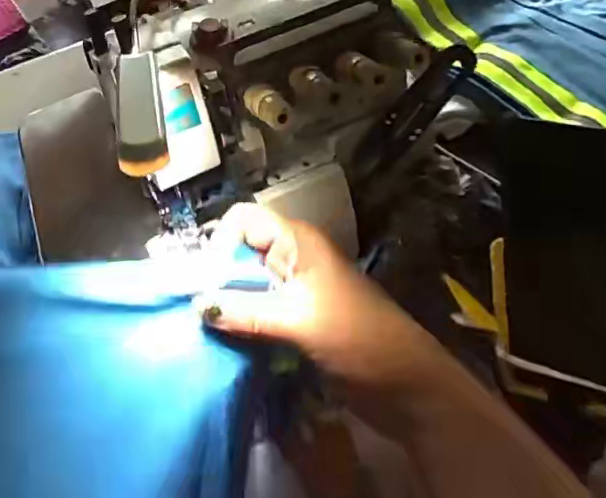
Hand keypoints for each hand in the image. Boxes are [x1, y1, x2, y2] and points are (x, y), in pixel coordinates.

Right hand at [198, 203, 471, 432]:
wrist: (408, 386)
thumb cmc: (358, 339)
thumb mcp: (298, 321)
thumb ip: (246, 310)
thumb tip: (197, 303)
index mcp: (296, 241)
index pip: (243, 219)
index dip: (220, 242)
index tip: (206, 282)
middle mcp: (292, 257)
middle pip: (241, 251)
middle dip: (217, 278)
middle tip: (198, 313)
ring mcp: (295, 289)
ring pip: (247, 284)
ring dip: (228, 305)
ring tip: (206, 332)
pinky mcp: (297, 319)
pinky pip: (258, 311)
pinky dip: (243, 324)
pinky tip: (229, 345)